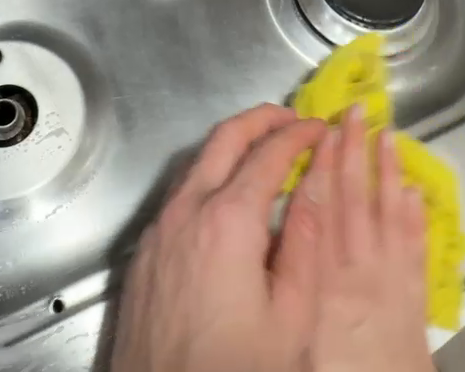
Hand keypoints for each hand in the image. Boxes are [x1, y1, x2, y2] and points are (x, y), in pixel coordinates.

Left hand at [110, 104, 327, 371]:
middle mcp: (187, 210)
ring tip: (263, 149)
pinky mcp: (144, 251)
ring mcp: (159, 228)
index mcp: (228, 220)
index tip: (319, 128)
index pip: (269, 154)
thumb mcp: (290, 316)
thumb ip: (304, 243)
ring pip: (197, 161)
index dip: (299, 135)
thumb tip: (314, 188)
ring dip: (232, 144)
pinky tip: (228, 197)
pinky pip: (179, 194)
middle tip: (291, 118)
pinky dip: (209, 176)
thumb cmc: (235, 369)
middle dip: (261, 119)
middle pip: (224, 138)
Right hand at [286, 106, 433, 371]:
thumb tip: (280, 234)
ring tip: (389, 133)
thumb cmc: (335, 369)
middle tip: (356, 111)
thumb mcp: (301, 326)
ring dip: (388, 170)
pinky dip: (417, 214)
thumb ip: (294, 276)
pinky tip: (414, 187)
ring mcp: (393, 274)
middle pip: (355, 198)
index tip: (324, 131)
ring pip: (388, 211)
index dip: (324, 166)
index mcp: (327, 274)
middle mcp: (361, 265)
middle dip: (355, 152)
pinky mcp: (416, 289)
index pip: (323, 207)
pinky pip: (417, 244)